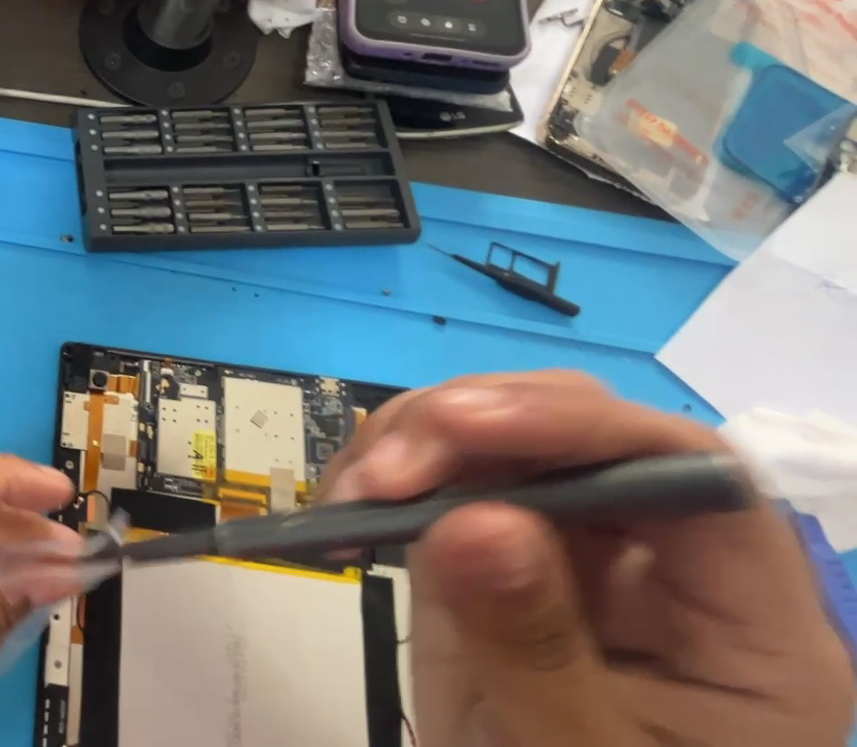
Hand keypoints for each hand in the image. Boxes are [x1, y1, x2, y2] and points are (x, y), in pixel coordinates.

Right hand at [321, 372, 854, 745]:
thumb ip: (534, 649)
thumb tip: (474, 518)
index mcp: (736, 620)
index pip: (684, 470)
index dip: (574, 426)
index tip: (452, 429)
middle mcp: (651, 562)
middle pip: (577, 430)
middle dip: (464, 427)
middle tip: (379, 474)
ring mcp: (560, 550)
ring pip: (495, 435)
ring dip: (406, 443)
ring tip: (343, 501)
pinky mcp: (480, 549)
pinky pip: (437, 477)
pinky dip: (378, 475)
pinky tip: (340, 512)